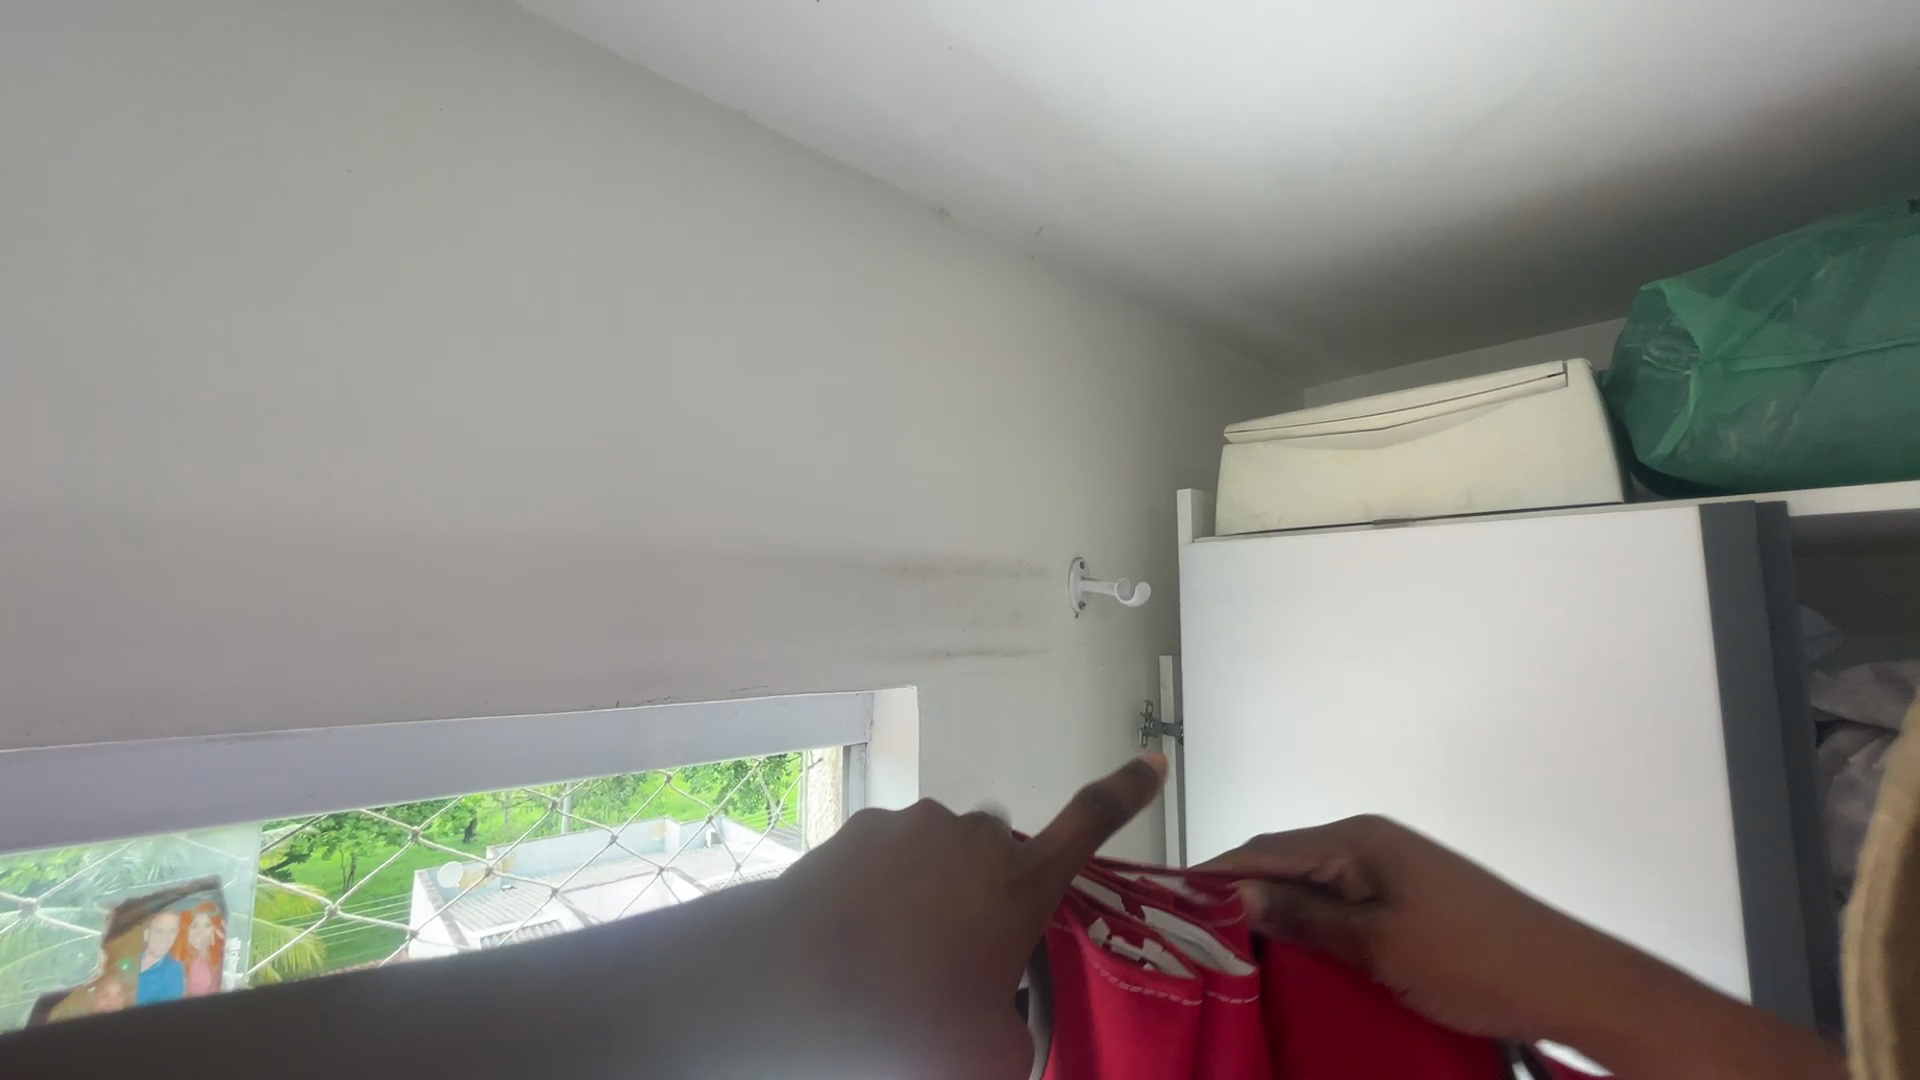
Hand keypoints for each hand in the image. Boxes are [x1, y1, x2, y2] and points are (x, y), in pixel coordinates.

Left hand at [770, 753, 1166, 1079]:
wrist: (801, 982)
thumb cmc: (909, 1019)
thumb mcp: (987, 1050)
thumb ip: (1012, 1022)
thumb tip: (1002, 1010)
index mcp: (1018, 885)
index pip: (1089, 825)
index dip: (1126, 791)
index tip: (1153, 761)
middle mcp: (976, 840)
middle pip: (997, 856)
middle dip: (984, 892)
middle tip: (947, 952)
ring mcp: (919, 824)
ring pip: (942, 854)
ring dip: (931, 889)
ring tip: (892, 947)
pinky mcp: (869, 823)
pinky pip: (894, 850)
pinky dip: (886, 881)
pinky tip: (858, 925)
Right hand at [1197, 814, 1644, 1042]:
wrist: (1576, 983)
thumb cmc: (1473, 960)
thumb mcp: (1379, 945)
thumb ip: (1304, 916)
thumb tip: (1233, 894)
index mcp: (1356, 839)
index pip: (1268, 849)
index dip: (1219, 871)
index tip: (1173, 894)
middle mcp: (1366, 839)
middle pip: (1285, 859)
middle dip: (1241, 888)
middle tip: (1196, 925)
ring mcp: (1388, 863)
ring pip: (1309, 878)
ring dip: (1274, 904)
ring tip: (1231, 937)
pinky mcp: (1404, 890)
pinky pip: (1337, 894)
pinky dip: (1307, 915)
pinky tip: (1291, 942)